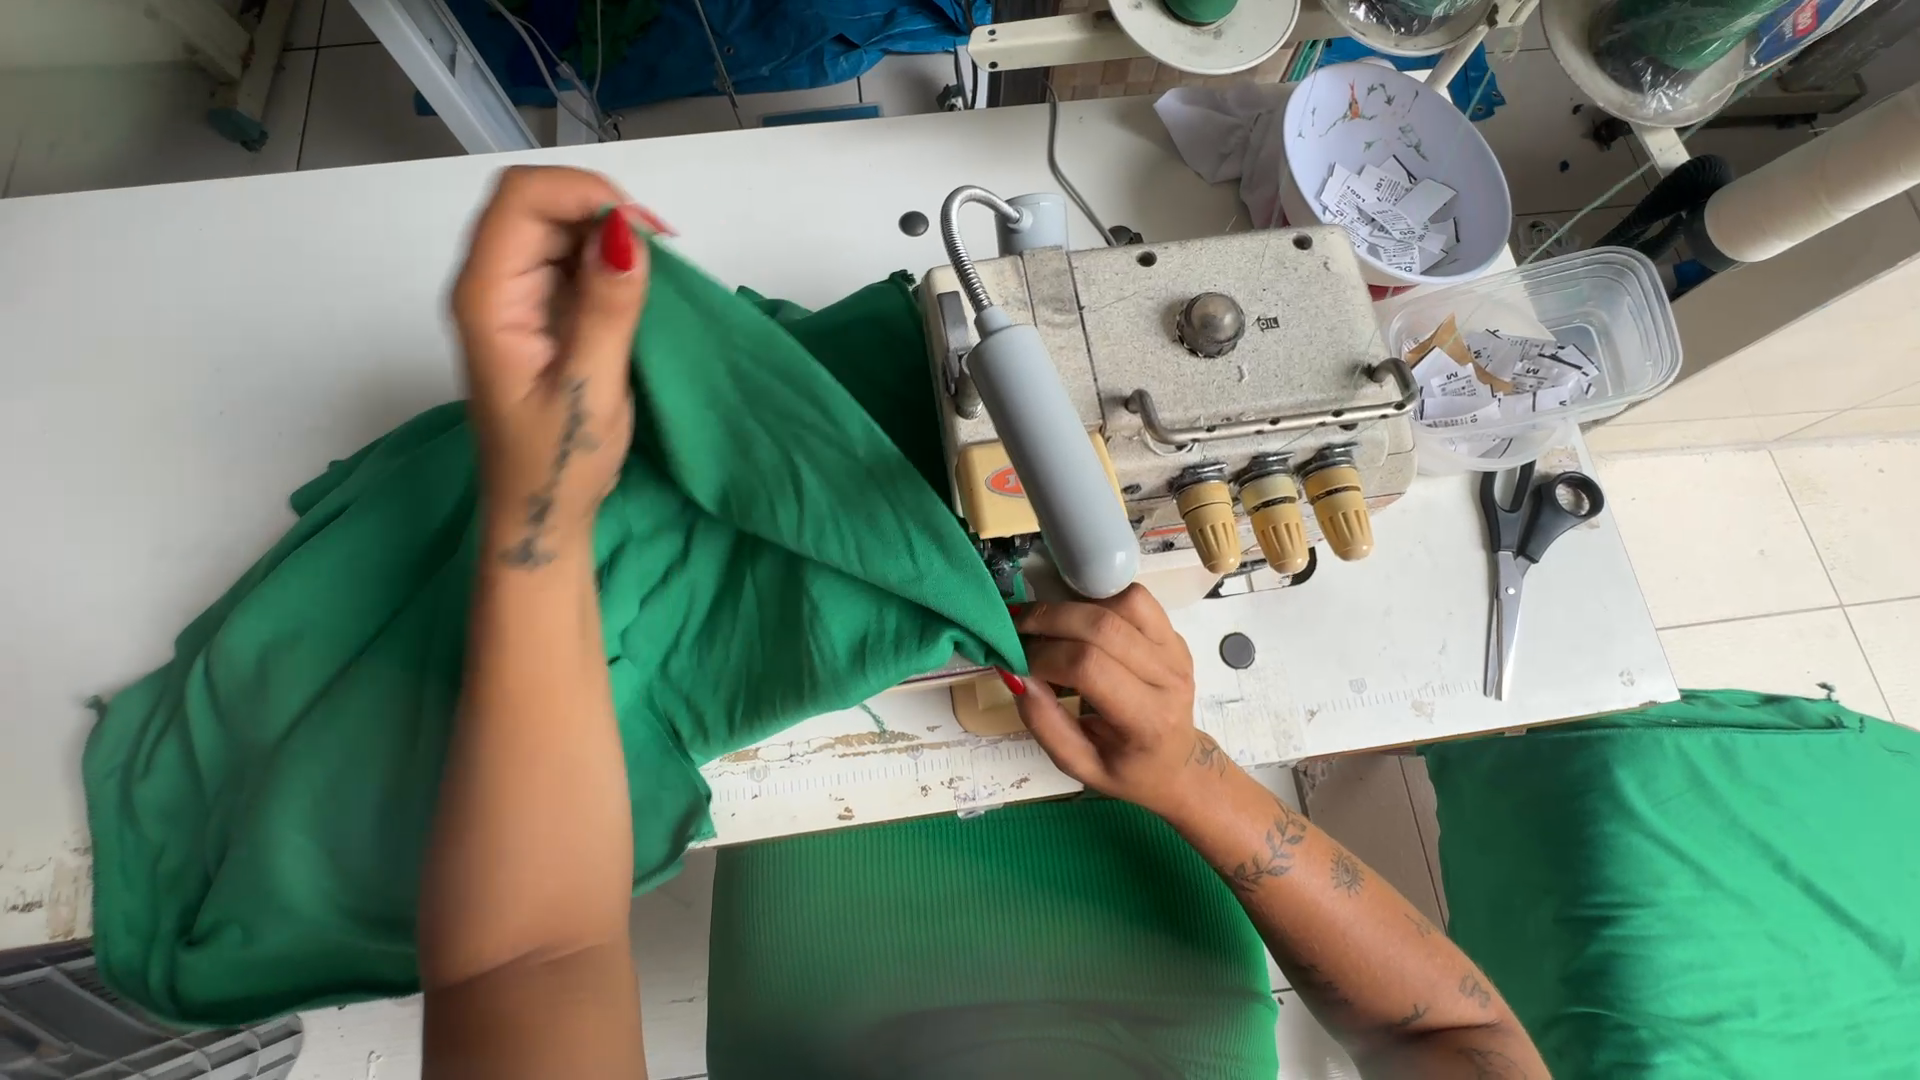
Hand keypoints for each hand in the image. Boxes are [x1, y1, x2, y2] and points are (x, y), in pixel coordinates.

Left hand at [451, 166, 661, 568]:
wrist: (541, 513)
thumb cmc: (559, 463)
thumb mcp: (590, 389)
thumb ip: (605, 310)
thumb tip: (627, 234)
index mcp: (489, 298)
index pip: (521, 199)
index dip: (585, 194)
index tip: (648, 233)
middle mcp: (493, 286)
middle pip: (537, 206)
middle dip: (603, 213)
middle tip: (663, 253)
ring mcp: (516, 301)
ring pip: (557, 231)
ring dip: (610, 238)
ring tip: (659, 276)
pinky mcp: (540, 318)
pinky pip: (571, 265)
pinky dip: (610, 264)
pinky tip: (641, 292)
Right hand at [1011, 585, 1227, 816]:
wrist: (1178, 764)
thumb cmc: (1126, 770)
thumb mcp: (1079, 767)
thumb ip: (1045, 724)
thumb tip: (1017, 675)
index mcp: (1146, 720)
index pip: (1089, 667)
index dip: (1044, 656)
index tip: (1015, 660)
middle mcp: (1168, 679)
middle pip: (1103, 627)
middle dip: (1048, 620)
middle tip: (1016, 628)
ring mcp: (1176, 652)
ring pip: (1121, 603)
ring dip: (1073, 606)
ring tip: (1044, 623)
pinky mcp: (1174, 635)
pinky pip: (1135, 598)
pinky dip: (1098, 600)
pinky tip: (1078, 619)